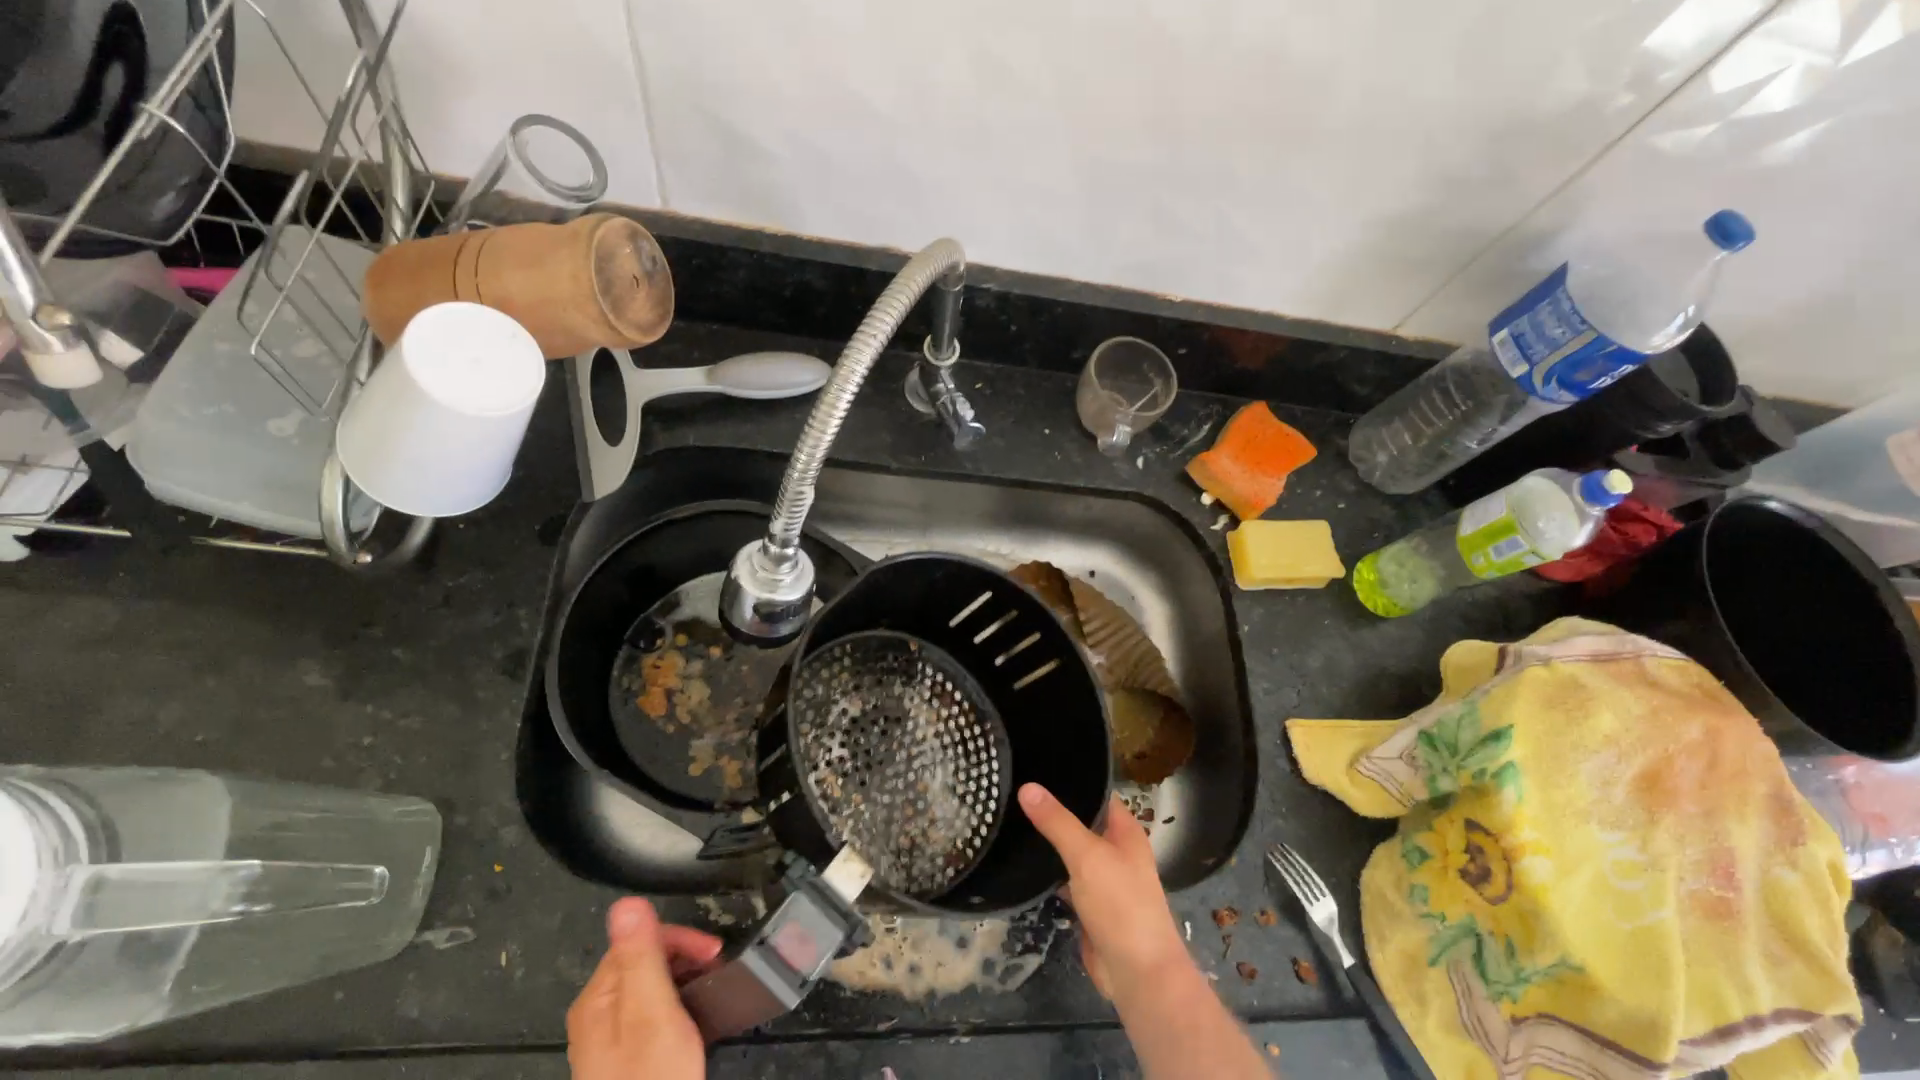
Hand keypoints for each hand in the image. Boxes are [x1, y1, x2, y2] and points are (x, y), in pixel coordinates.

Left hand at [567, 897, 723, 1079]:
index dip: (680, 939)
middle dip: (684, 958)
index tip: (716, 954)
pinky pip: (650, 1017)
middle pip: (641, 962)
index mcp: (598, 998)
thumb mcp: (651, 1015)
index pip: (637, 940)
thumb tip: (627, 903)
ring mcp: (608, 1042)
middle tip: (718, 973)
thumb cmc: (654, 1079)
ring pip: (648, 989)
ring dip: (682, 983)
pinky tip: (693, 1026)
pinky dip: (675, 1010)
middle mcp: (596, 1015)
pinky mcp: (624, 1062)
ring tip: (710, 996)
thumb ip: (640, 958)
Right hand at [1019, 783, 1192, 1003]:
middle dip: (1054, 811)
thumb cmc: (1120, 904)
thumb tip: (1026, 787)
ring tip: (1010, 820)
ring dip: (1048, 843)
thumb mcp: (1087, 855)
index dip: (1073, 780)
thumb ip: (1057, 822)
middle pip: (1082, 823)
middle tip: (1013, 791)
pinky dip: (1048, 873)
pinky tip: (1021, 862)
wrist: (1136, 971)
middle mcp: (1116, 852)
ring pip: (1071, 853)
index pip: (1098, 794)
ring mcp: (1103, 880)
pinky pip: (1065, 880)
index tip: (1037, 767)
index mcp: (1126, 832)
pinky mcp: (1089, 906)